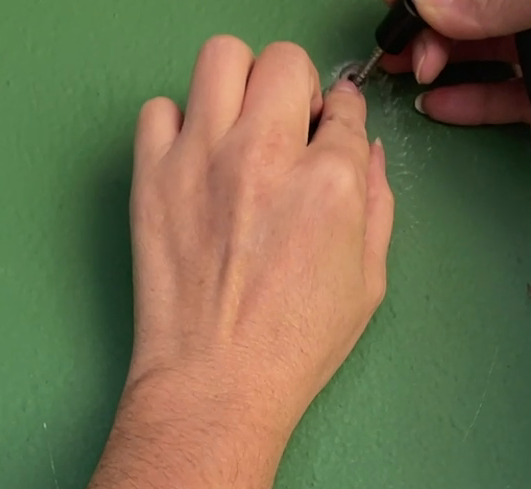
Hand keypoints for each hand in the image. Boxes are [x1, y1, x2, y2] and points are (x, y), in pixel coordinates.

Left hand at [124, 37, 395, 442]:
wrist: (215, 386)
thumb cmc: (291, 351)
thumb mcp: (366, 288)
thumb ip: (377, 208)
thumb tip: (369, 157)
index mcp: (329, 184)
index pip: (344, 109)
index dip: (340, 122)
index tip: (328, 136)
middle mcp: (265, 157)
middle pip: (284, 63)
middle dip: (293, 90)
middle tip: (285, 132)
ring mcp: (202, 161)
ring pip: (220, 59)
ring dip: (237, 86)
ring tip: (237, 131)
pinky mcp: (153, 179)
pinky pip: (158, 110)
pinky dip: (176, 126)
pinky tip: (192, 164)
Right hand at [391, 0, 530, 194]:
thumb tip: (432, 6)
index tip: (403, 9)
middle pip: (480, 7)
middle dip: (435, 25)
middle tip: (409, 53)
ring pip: (486, 49)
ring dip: (444, 61)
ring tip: (410, 76)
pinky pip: (503, 96)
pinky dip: (469, 101)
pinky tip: (438, 106)